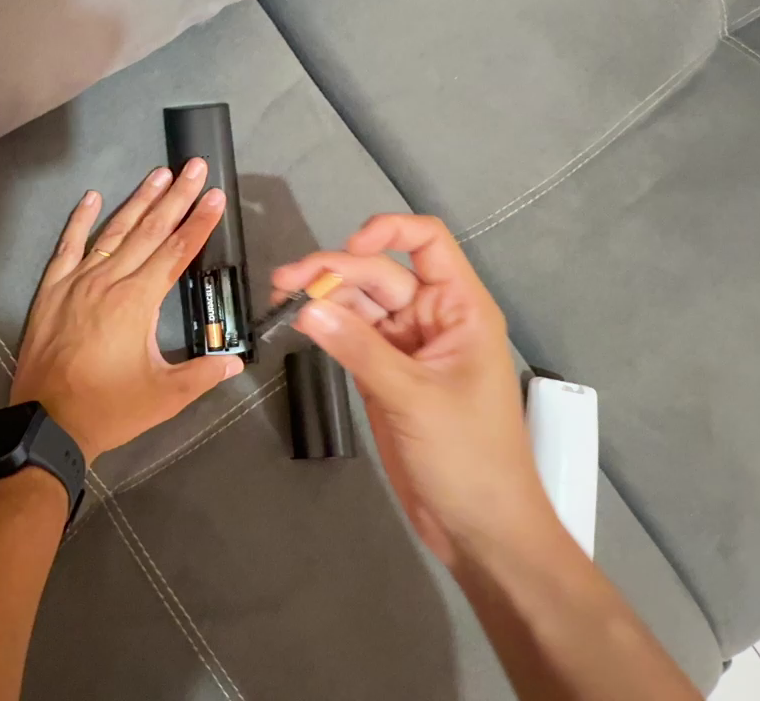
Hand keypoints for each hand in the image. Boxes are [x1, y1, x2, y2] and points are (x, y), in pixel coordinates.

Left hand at [11, 160, 244, 460]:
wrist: (46, 423)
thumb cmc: (108, 409)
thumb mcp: (164, 398)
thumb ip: (203, 375)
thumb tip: (235, 363)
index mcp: (137, 302)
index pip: (176, 252)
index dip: (199, 222)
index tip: (214, 195)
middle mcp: (109, 281)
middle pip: (149, 230)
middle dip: (177, 197)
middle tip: (194, 166)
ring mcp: (77, 281)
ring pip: (113, 232)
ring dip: (138, 200)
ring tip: (159, 174)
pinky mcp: (52, 289)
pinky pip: (68, 246)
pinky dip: (80, 220)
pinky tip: (93, 197)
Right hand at [272, 214, 551, 564]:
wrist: (479, 528)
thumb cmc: (469, 457)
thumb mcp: (415, 398)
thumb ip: (359, 349)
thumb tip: (306, 307)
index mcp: (460, 309)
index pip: (429, 243)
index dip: (389, 232)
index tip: (349, 246)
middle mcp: (431, 318)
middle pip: (379, 273)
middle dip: (333, 271)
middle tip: (284, 282)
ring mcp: (404, 346)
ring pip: (358, 303)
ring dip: (321, 296)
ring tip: (280, 297)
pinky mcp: (382, 373)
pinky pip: (350, 335)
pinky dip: (324, 325)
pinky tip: (298, 322)